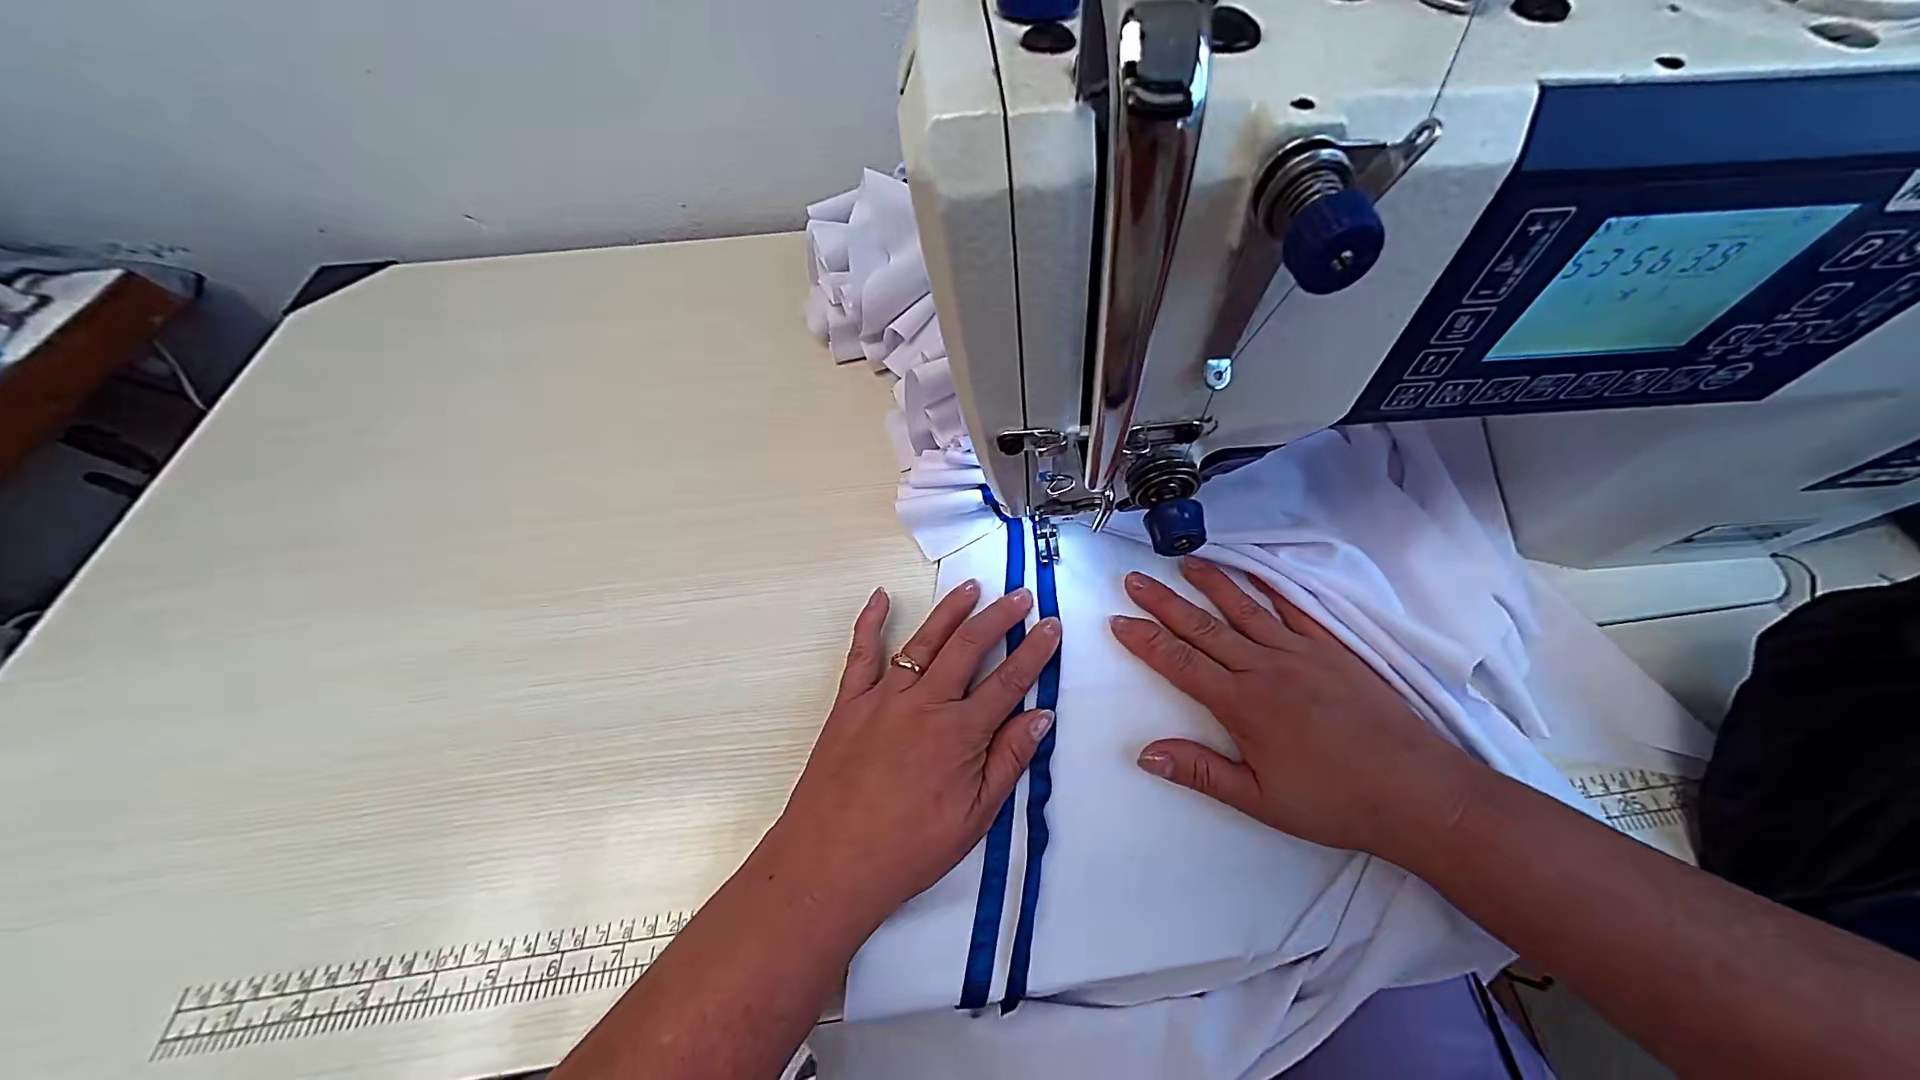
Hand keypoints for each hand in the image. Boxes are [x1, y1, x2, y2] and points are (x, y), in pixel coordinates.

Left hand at [764, 581, 1060, 927]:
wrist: (830, 864)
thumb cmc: (903, 849)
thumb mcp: (973, 817)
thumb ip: (1007, 760)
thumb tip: (1038, 719)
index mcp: (957, 733)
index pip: (1008, 681)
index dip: (1034, 651)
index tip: (1050, 628)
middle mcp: (923, 705)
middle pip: (969, 646)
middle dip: (1000, 616)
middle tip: (1019, 597)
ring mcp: (883, 699)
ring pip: (923, 640)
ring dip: (950, 610)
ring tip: (971, 588)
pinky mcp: (849, 703)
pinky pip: (862, 653)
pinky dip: (870, 622)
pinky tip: (880, 599)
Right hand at [1109, 556, 1483, 858]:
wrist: (1419, 793)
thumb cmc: (1334, 801)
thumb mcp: (1259, 800)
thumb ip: (1200, 771)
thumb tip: (1145, 754)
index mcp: (1242, 705)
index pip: (1180, 663)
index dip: (1145, 641)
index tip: (1119, 620)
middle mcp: (1265, 668)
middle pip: (1203, 627)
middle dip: (1163, 602)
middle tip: (1135, 579)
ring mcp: (1301, 653)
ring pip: (1245, 609)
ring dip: (1211, 583)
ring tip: (1184, 562)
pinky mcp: (1334, 649)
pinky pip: (1297, 609)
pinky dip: (1273, 587)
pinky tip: (1258, 573)